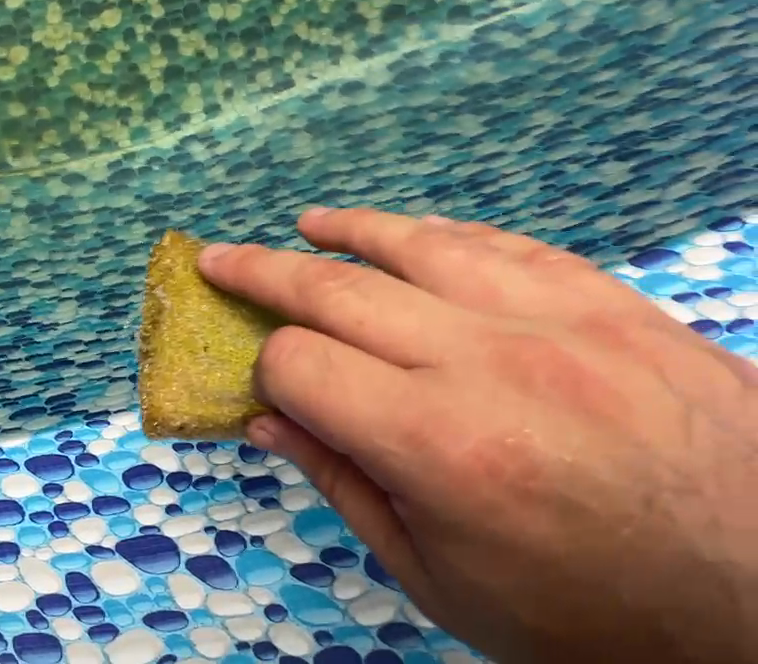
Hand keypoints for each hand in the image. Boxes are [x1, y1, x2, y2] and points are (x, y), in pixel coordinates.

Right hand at [199, 208, 757, 663]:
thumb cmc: (591, 618)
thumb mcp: (441, 580)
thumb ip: (340, 484)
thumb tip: (262, 419)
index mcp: (438, 446)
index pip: (296, 363)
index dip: (265, 371)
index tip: (267, 388)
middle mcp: (490, 367)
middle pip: (334, 289)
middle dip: (259, 271)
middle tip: (219, 259)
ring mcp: (565, 327)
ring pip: (419, 245)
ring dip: (347, 230)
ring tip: (306, 224)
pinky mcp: (624, 311)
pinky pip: (512, 247)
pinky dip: (446, 233)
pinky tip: (414, 233)